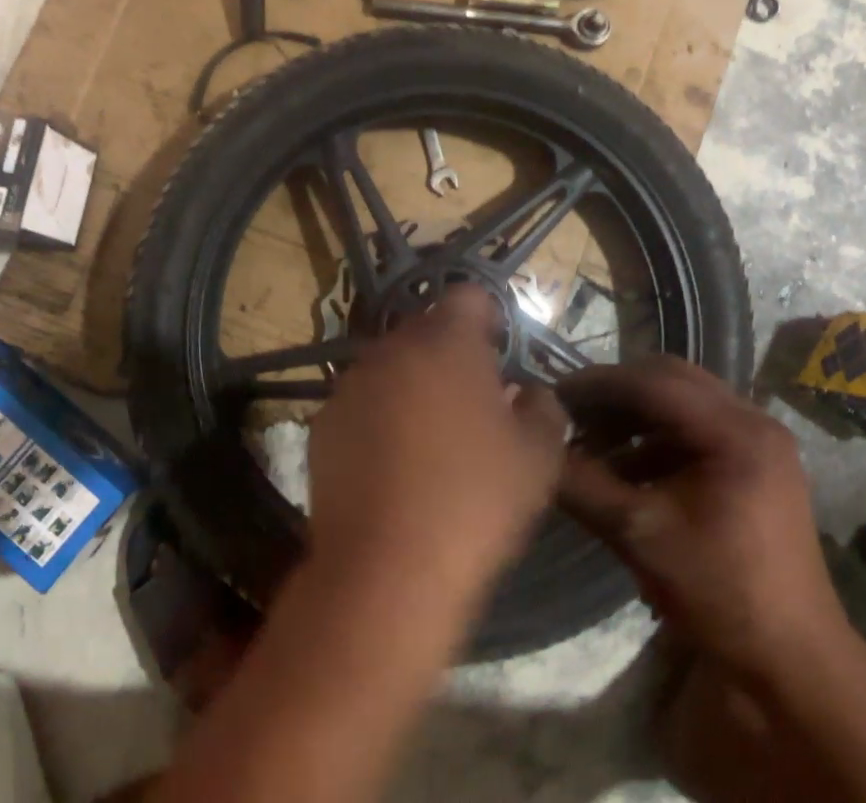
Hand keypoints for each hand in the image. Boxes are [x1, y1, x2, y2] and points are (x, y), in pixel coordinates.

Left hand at [307, 285, 568, 591]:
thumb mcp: (539, 457)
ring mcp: (348, 387)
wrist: (387, 568)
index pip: (468, 297)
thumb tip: (528, 394)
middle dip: (451, 357)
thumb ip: (544, 409)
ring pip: (389, 370)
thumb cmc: (475, 502)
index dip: (490, 320)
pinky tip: (392, 467)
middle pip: (424, 332)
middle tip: (473, 405)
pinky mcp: (321, 426)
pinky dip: (378, 420)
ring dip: (412, 388)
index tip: (501, 359)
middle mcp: (389, 351)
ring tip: (431, 441)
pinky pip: (360, 406)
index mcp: (445, 343)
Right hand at [556, 358, 850, 677]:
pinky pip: (696, 433)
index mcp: (736, 432)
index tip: (551, 396)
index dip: (597, 385)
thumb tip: (537, 447)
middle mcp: (755, 423)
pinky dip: (655, 443)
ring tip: (590, 448)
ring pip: (683, 406)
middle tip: (570, 416)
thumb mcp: (638, 533)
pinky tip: (623, 474)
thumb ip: (582, 484)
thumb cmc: (717, 590)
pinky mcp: (755, 469)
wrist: (787, 657)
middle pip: (671, 382)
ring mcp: (760, 445)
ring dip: (633, 419)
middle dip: (615, 396)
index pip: (653, 382)